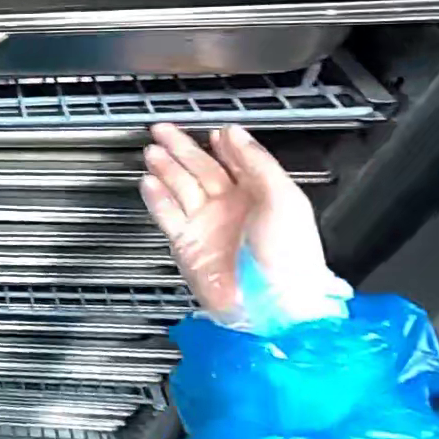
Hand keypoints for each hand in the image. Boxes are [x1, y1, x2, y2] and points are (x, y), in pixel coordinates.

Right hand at [140, 123, 350, 333]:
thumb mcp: (284, 198)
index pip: (234, 160)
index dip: (221, 143)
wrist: (272, 309)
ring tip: (152, 150)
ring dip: (165, 167)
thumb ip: (257, 161)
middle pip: (200, 168)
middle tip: (163, 130)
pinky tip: (149, 181)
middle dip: (181, 147)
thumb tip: (235, 134)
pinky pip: (167, 214)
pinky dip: (156, 197)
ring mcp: (207, 225)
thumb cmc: (290, 258)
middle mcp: (230, 208)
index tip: (210, 129)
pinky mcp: (187, 244)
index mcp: (258, 195)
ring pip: (180, 187)